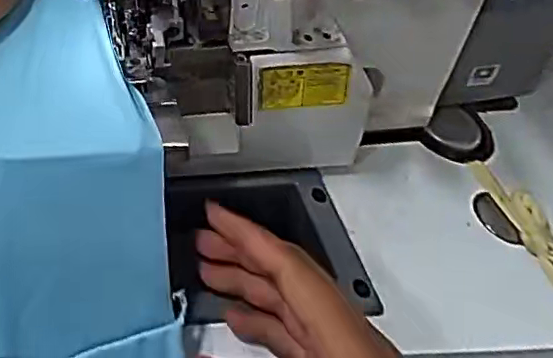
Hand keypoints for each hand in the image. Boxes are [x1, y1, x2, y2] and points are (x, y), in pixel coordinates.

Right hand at [198, 202, 398, 357]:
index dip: (244, 230)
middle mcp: (353, 336)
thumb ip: (256, 342)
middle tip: (201, 238)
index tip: (213, 209)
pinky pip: (300, 331)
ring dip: (249, 284)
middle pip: (290, 274)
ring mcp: (351, 350)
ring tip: (211, 274)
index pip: (289, 262)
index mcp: (347, 335)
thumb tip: (198, 349)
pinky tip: (239, 320)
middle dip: (240, 251)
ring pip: (295, 302)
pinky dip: (267, 320)